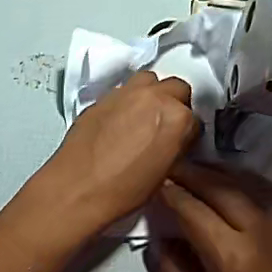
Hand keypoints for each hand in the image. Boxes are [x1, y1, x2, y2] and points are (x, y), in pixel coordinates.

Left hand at [17, 71, 198, 244]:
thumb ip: (175, 147)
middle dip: (174, 105)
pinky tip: (121, 122)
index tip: (179, 142)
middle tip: (165, 126)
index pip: (195, 118)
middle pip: (175, 89)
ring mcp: (125, 94)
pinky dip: (127, 101)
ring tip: (143, 117)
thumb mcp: (163, 174)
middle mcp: (153, 98)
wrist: (77, 189)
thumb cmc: (120, 190)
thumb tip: (173, 141)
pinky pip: (122, 90)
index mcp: (177, 118)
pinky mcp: (101, 98)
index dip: (187, 133)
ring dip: (151, 94)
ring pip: (148, 81)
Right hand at [150, 163, 271, 271]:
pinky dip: (239, 180)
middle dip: (188, 174)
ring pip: (242, 181)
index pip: (191, 210)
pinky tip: (225, 181)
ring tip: (190, 170)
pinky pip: (263, 188)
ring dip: (213, 172)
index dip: (168, 194)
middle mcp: (258, 230)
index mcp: (232, 257)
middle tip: (167, 169)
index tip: (151, 185)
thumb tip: (158, 240)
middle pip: (217, 186)